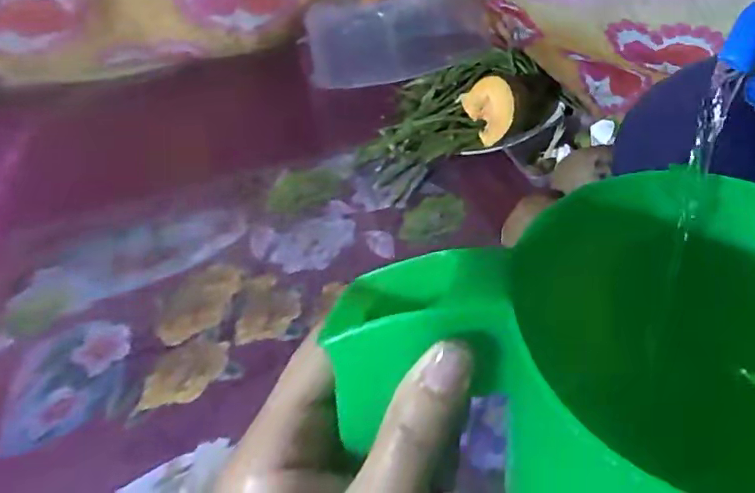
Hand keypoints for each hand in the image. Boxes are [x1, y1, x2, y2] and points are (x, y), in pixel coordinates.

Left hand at [216, 331, 472, 492]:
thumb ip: (411, 434)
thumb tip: (456, 341)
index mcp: (270, 449)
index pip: (329, 346)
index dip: (386, 308)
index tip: (450, 282)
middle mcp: (295, 446)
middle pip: (365, 369)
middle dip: (422, 354)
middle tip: (484, 331)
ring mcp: (327, 468)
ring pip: (391, 401)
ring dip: (435, 398)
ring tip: (478, 389)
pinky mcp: (357, 483)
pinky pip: (399, 436)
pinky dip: (433, 433)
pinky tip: (452, 451)